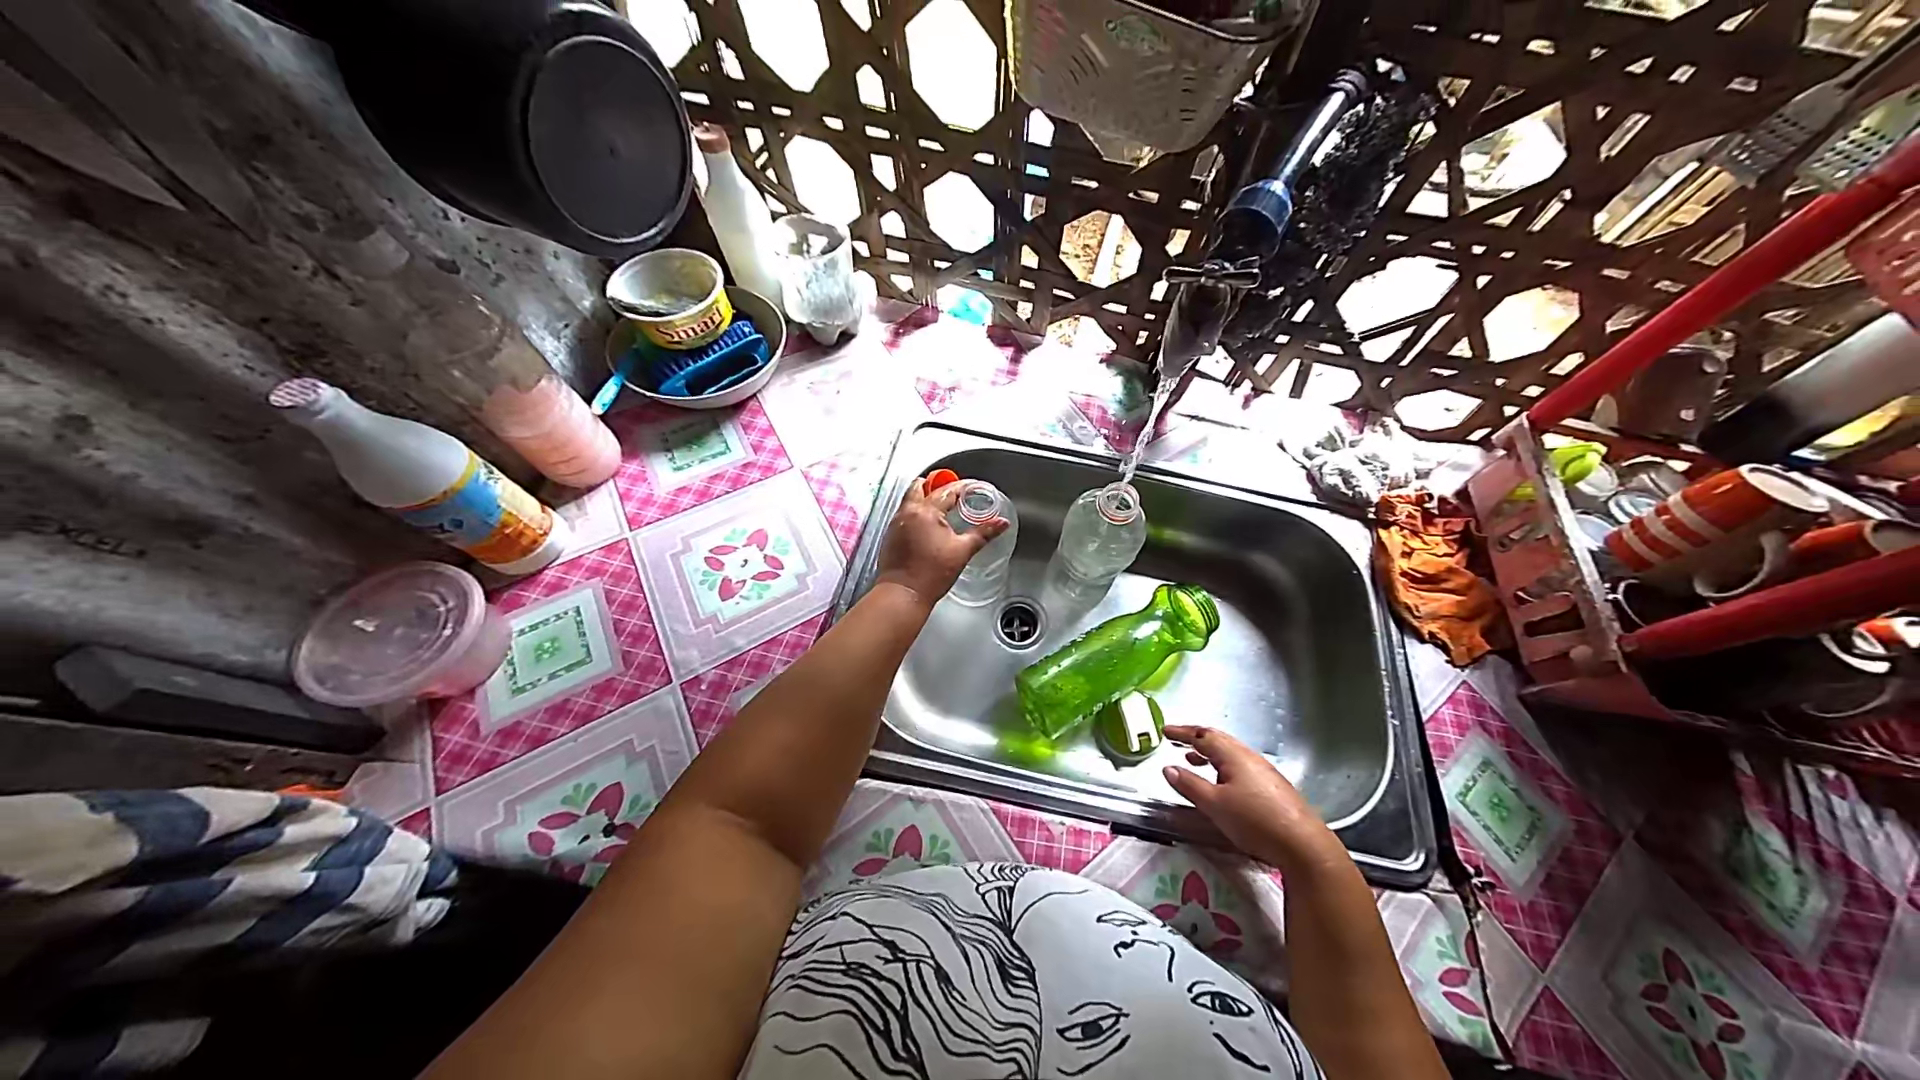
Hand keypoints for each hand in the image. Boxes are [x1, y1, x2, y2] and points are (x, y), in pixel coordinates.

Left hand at [873, 477, 1006, 608]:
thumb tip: (1001, 523)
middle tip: (954, 494)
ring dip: (924, 497)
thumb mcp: (962, 551)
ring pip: (909, 499)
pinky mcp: (890, 535)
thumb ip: (983, 534)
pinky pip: (903, 514)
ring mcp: (896, 523)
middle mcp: (907, 513)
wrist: (903, 594)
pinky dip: (915, 512)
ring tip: (941, 508)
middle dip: (938, 485)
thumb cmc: (929, 575)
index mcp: (926, 512)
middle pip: (921, 486)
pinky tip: (926, 526)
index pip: (947, 489)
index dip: (963, 487)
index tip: (973, 489)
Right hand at [1161, 725, 1340, 870]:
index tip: (1165, 731)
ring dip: (1209, 754)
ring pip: (1230, 754)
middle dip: (1196, 739)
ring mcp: (1264, 772)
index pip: (1203, 736)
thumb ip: (1189, 785)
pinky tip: (1220, 783)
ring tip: (1192, 761)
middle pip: (1219, 740)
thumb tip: (1168, 768)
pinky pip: (1239, 766)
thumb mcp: (1214, 805)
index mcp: (1233, 755)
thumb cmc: (1255, 821)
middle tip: (1176, 740)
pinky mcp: (1272, 787)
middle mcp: (1249, 757)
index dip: (1182, 732)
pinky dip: (1221, 767)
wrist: (1303, 846)